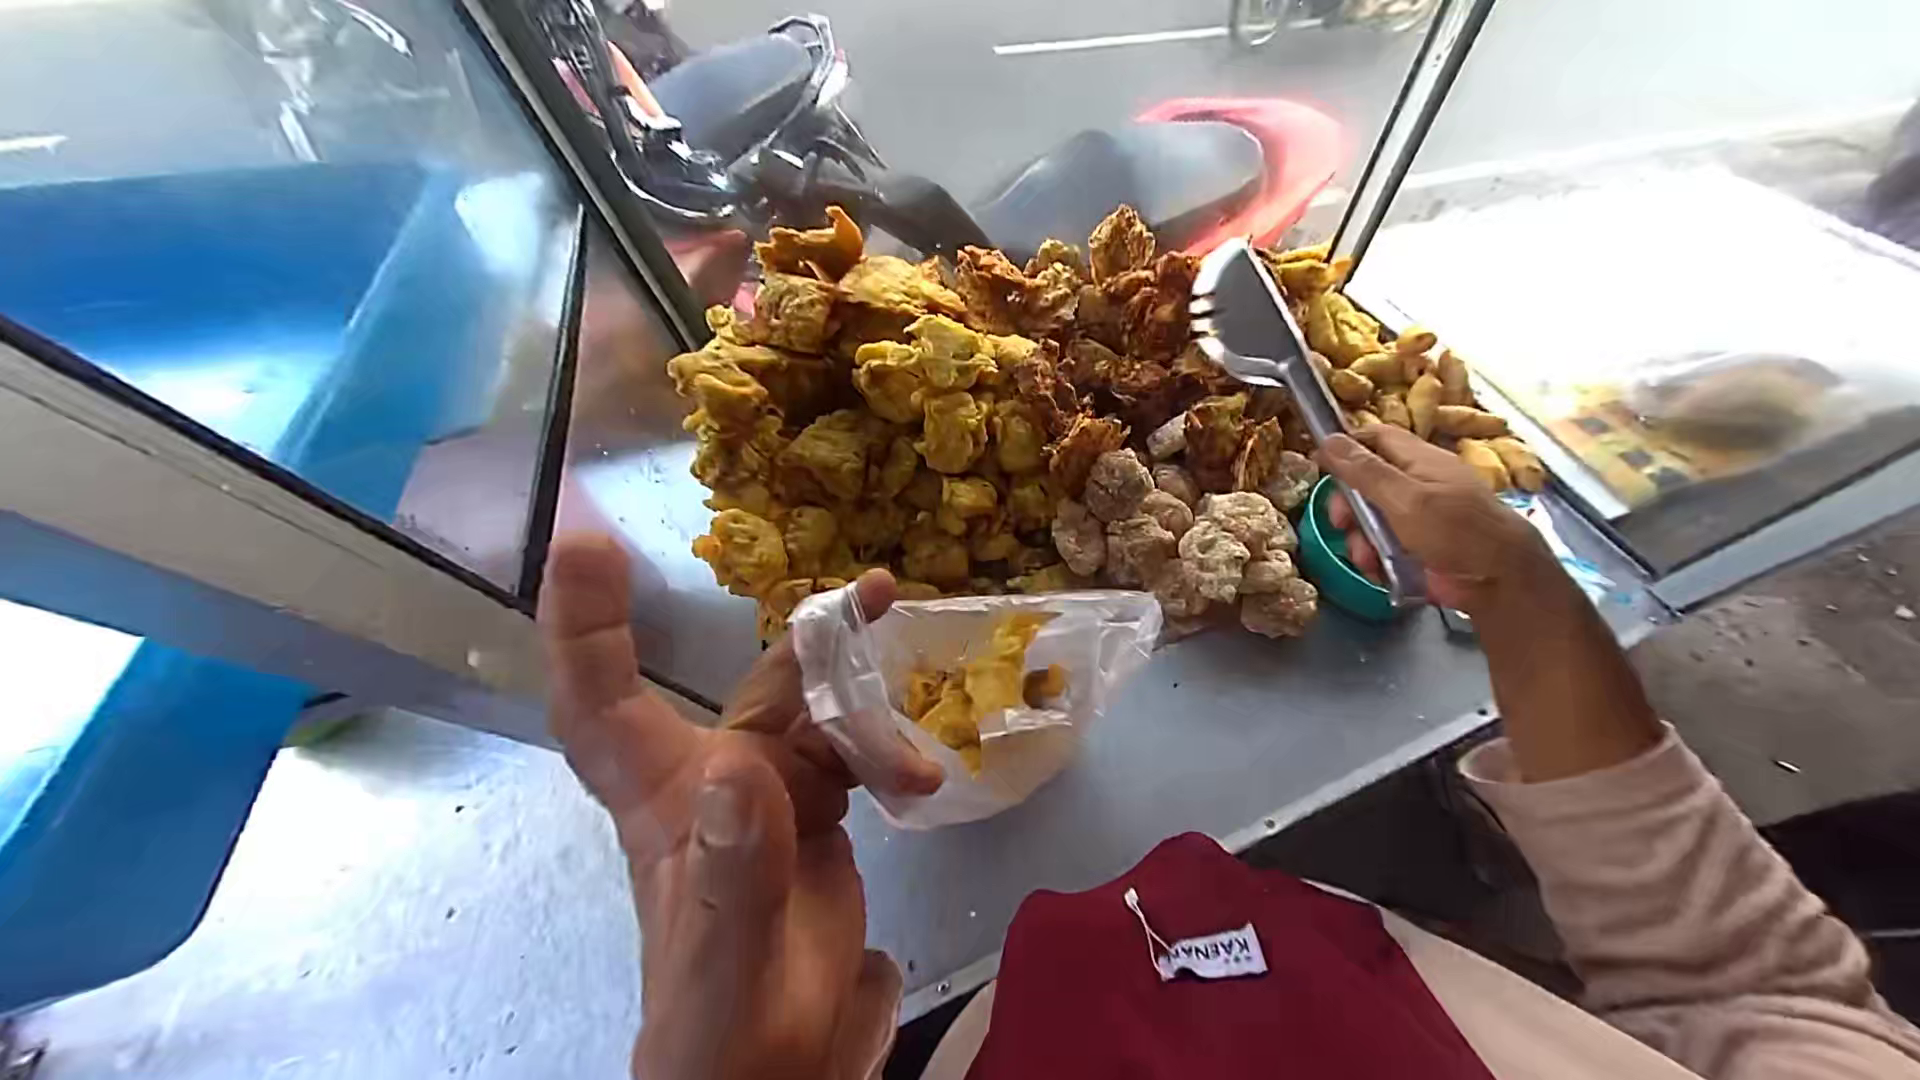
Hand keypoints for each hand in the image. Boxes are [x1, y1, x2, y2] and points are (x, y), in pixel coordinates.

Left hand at [540, 535, 940, 1079]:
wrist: (779, 1071)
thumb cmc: (726, 1033)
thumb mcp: (728, 966)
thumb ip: (736, 871)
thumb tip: (739, 765)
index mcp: (667, 802)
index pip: (601, 704)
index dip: (587, 624)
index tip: (589, 544)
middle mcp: (717, 777)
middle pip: (762, 685)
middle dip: (817, 637)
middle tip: (878, 592)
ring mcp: (772, 790)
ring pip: (821, 712)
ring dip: (870, 703)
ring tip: (915, 740)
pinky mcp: (817, 805)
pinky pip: (856, 751)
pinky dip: (890, 756)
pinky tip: (919, 781)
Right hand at [1317, 425, 1559, 614]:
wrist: (1500, 584)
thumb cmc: (1456, 532)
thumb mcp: (1404, 498)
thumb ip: (1365, 471)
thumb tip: (1328, 439)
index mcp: (1420, 461)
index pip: (1375, 438)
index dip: (1345, 447)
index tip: (1319, 466)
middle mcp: (1416, 484)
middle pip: (1364, 482)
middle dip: (1347, 505)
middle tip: (1341, 523)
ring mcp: (1416, 516)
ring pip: (1368, 518)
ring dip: (1358, 538)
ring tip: (1366, 558)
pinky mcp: (1414, 545)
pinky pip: (1380, 543)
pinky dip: (1373, 557)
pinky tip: (1377, 569)